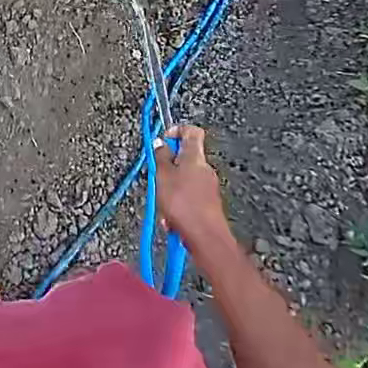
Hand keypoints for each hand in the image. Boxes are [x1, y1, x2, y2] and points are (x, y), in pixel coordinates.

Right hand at [153, 124, 232, 256]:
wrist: (204, 236)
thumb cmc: (184, 205)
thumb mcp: (163, 176)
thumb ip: (160, 157)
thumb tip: (160, 143)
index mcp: (195, 156)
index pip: (192, 131)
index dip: (177, 131)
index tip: (164, 139)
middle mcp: (205, 168)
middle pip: (186, 157)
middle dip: (169, 167)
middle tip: (158, 177)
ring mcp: (208, 186)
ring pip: (185, 179)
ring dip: (172, 188)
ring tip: (164, 204)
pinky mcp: (208, 204)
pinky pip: (189, 197)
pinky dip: (178, 204)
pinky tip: (172, 218)